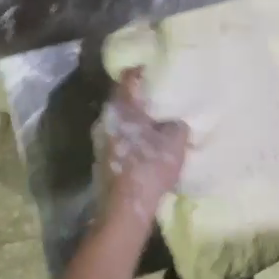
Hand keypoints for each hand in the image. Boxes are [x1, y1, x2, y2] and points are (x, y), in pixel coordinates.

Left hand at [97, 69, 189, 228]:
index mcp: (123, 107)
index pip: (128, 77)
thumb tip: (176, 118)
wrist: (125, 208)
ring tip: (156, 121)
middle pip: (123, 98)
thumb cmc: (150, 166)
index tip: (156, 70)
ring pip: (120, 120)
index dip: (142, 71)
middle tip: (161, 96)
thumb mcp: (175, 141)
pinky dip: (131, 136)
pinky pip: (119, 137)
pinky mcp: (102, 158)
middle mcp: (106, 119)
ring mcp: (101, 140)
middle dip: (141, 96)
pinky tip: (146, 144)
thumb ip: (177, 123)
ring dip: (135, 118)